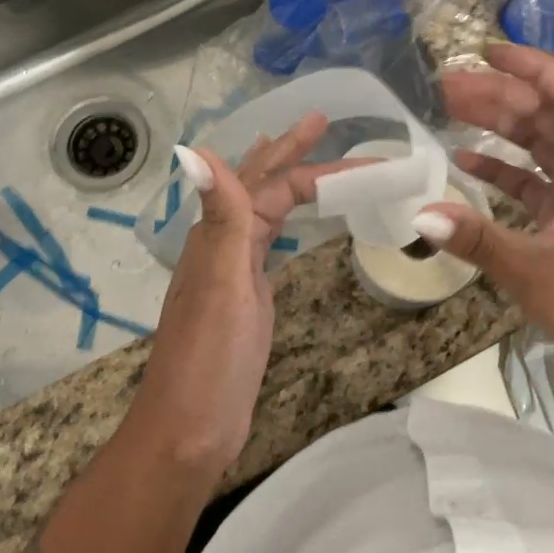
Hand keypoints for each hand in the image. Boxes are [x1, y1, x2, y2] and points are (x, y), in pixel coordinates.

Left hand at [123, 113, 350, 482]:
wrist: (190, 429)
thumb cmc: (209, 358)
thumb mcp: (221, 283)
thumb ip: (218, 216)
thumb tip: (194, 149)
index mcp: (219, 236)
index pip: (272, 184)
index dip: (313, 164)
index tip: (363, 155)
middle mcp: (222, 246)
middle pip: (261, 187)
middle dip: (290, 154)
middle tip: (321, 124)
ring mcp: (233, 274)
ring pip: (262, 213)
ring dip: (283, 182)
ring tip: (304, 159)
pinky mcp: (245, 302)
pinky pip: (265, 245)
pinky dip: (280, 224)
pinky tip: (285, 225)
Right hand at [411, 44, 553, 384]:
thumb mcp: (532, 272)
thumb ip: (476, 238)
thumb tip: (421, 212)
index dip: (536, 66)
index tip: (489, 54)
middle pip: (551, 115)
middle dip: (502, 94)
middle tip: (448, 86)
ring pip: (543, 145)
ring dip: (501, 126)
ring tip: (451, 111)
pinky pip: (538, 181)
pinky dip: (506, 168)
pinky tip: (468, 163)